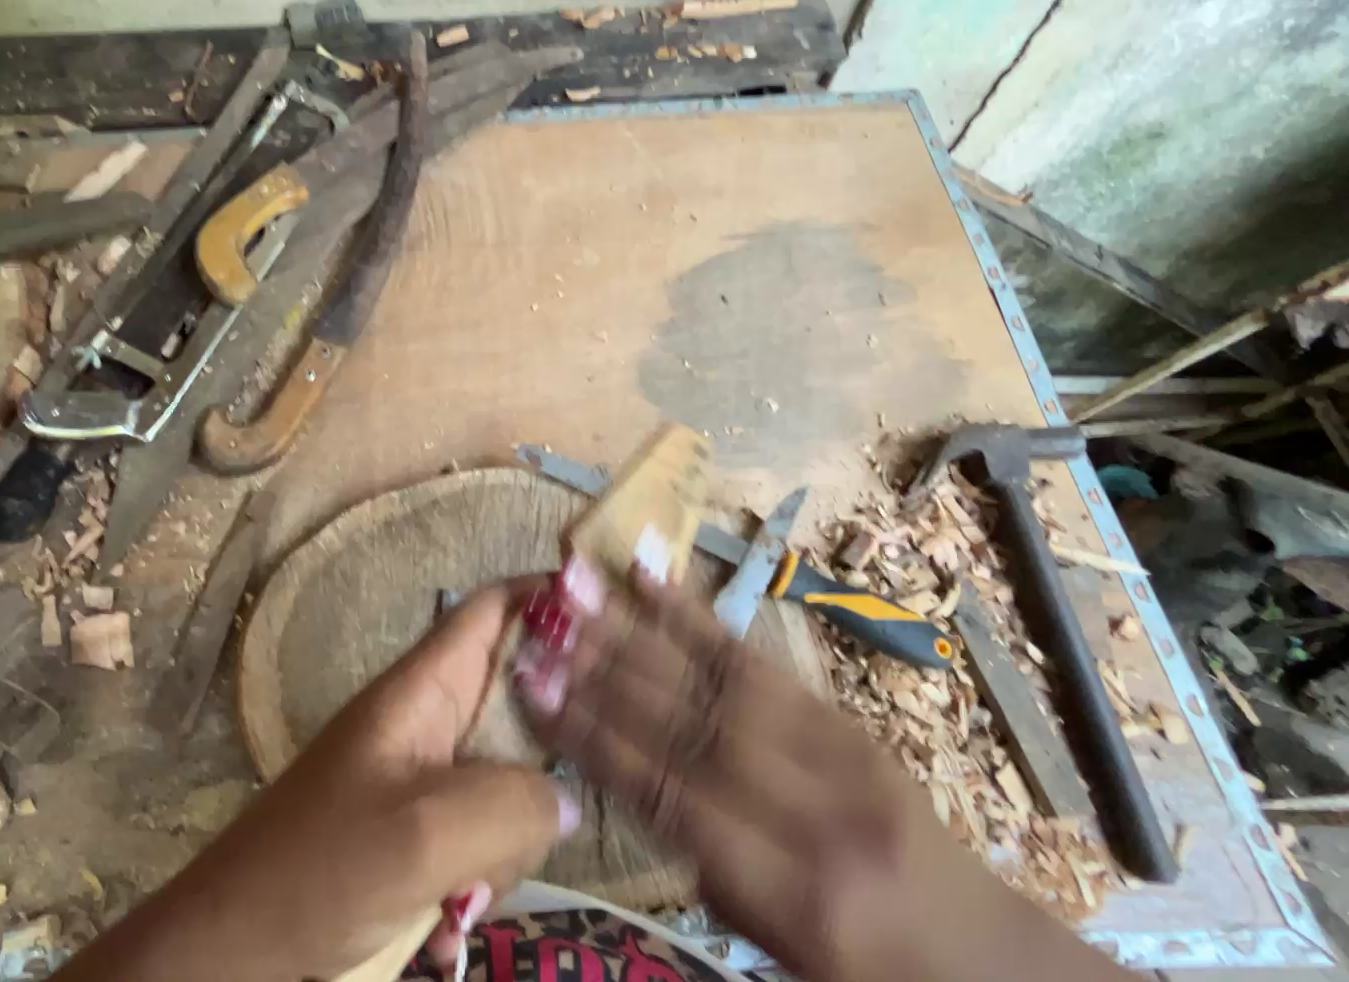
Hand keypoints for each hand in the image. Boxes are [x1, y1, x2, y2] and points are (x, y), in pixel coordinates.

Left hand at [61, 585, 576, 981]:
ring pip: (509, 777)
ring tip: (466, 884)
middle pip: (520, 702)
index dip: (552, 598)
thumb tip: (566, 799)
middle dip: (542, 762)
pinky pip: (482, 828)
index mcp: (421, 688)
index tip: (618, 620)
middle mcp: (428, 717)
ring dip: (508, 834)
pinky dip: (482, 868)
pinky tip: (450, 914)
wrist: (240, 939)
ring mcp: (424, 771)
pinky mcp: (420, 820)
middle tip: (534, 816)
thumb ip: (512, 805)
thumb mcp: (424, 833)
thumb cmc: (320, 867)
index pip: (494, 610)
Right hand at [513, 560, 1135, 981]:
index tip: (532, 689)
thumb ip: (692, 854)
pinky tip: (651, 577)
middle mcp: (814, 810)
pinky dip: (695, 614)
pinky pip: (759, 660)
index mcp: (791, 890)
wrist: (987, 959)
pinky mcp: (845, 717)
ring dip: (635, 627)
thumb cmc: (860, 973)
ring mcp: (839, 752)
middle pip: (687, 725)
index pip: (667, 793)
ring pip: (717, 679)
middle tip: (537, 627)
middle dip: (600, 671)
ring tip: (575, 586)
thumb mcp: (764, 942)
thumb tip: (617, 765)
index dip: (592, 737)